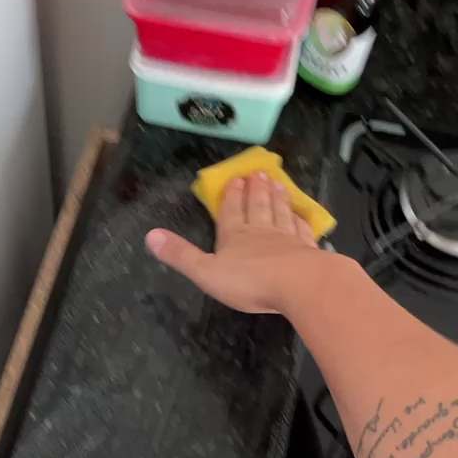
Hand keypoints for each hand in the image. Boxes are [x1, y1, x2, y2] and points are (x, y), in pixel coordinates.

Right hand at [146, 171, 333, 314]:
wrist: (299, 284)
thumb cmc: (250, 281)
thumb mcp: (206, 272)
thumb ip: (181, 255)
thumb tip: (150, 235)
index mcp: (234, 236)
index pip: (231, 211)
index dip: (232, 196)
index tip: (235, 178)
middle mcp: (261, 231)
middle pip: (258, 206)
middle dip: (256, 190)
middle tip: (259, 173)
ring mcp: (287, 239)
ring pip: (280, 214)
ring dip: (278, 199)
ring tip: (278, 184)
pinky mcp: (307, 250)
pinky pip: (303, 231)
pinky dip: (301, 221)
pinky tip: (302, 216)